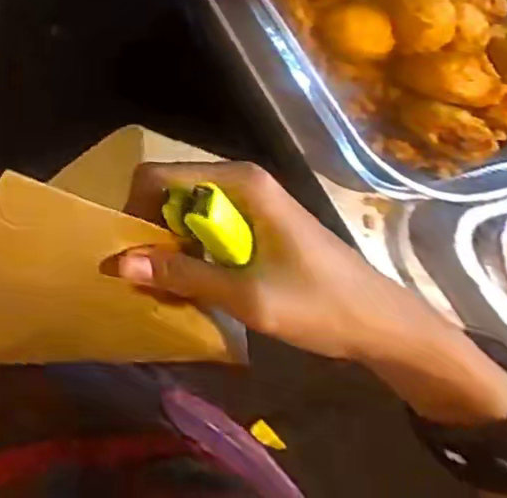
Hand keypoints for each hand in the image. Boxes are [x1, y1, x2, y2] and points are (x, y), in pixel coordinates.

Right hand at [110, 160, 443, 364]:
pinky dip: (191, 249)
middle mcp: (238, 178)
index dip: (135, 211)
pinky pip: (203, 221)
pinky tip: (201, 281)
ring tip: (174, 284)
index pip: (157, 177)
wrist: (389, 328)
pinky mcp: (254, 216)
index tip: (133, 253)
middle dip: (152, 231)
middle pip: (167, 190)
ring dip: (170, 244)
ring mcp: (247, 196)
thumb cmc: (322, 306)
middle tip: (152, 275)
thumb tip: (118, 263)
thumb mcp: (248, 297)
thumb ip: (182, 275)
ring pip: (182, 208)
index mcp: (238, 182)